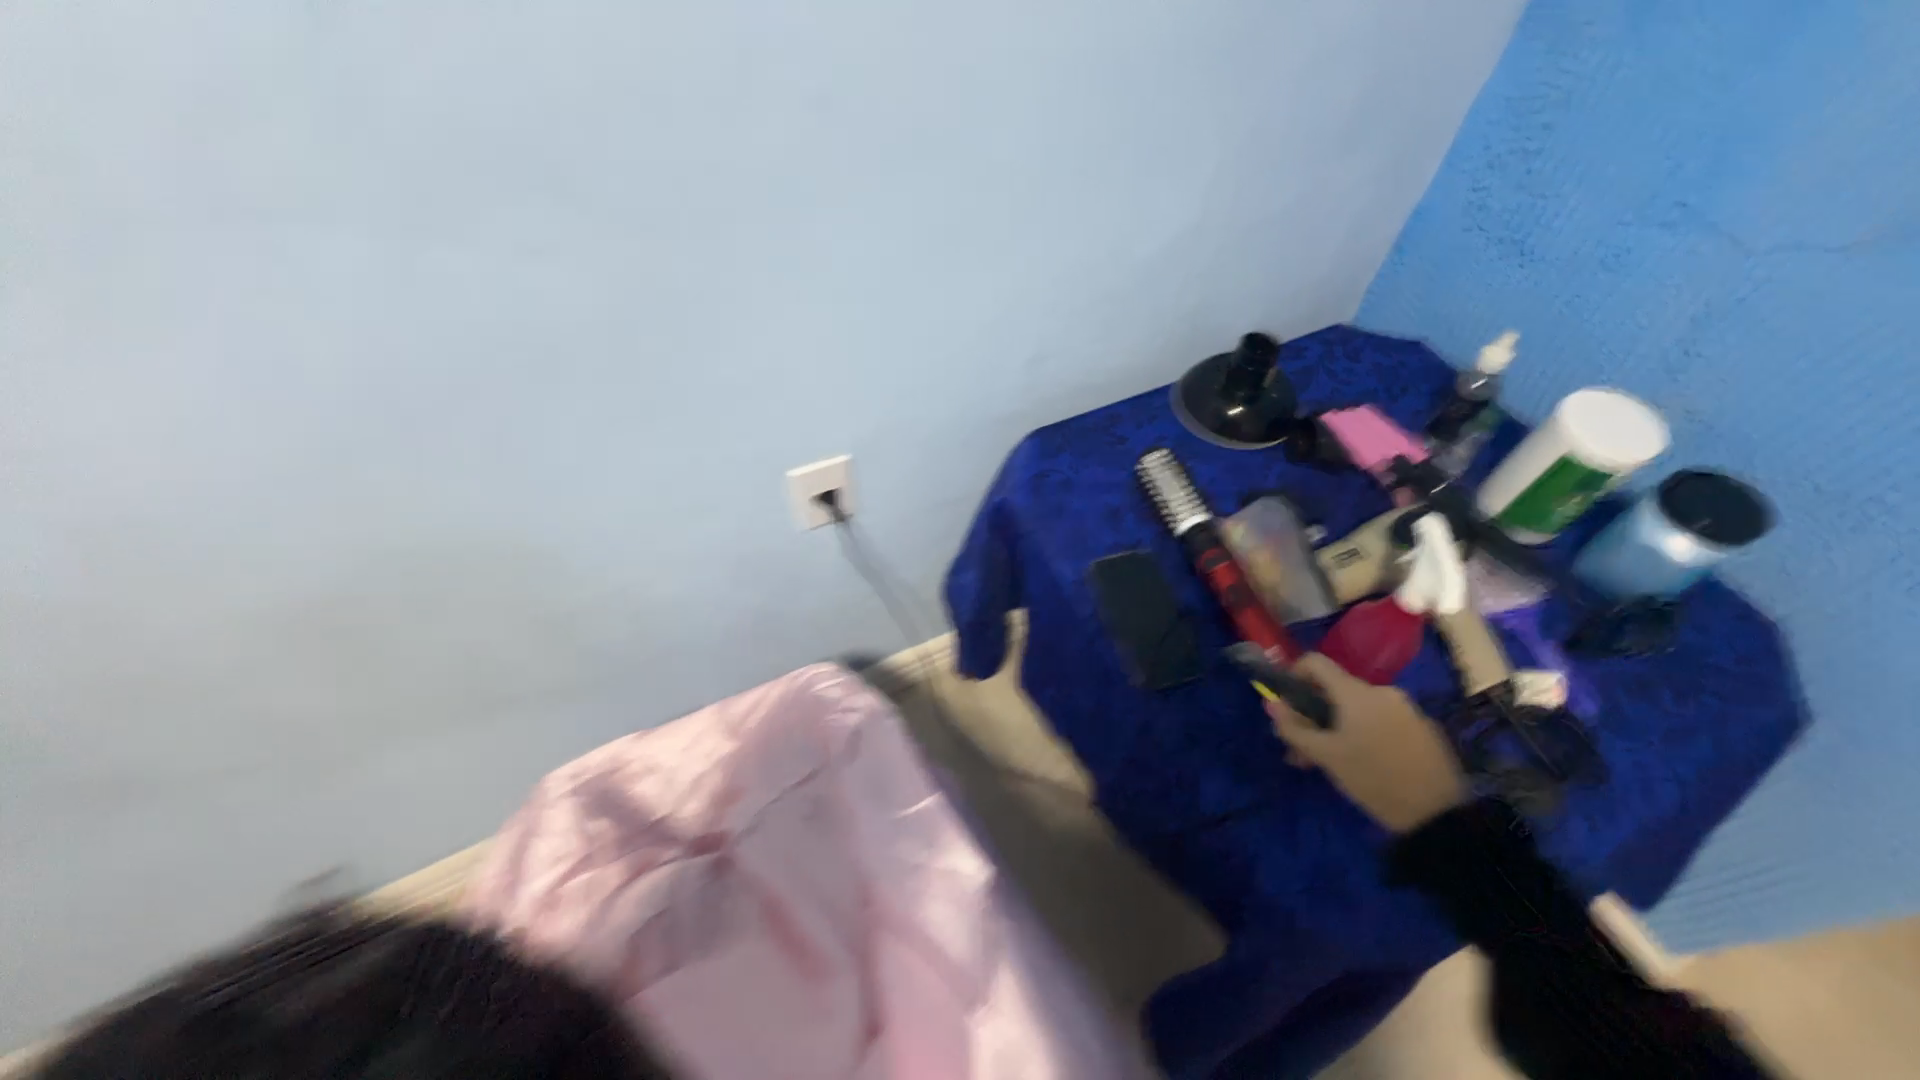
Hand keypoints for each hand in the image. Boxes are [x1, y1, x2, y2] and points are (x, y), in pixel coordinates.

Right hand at [1266, 653, 1469, 832]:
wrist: (1438, 813)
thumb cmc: (1373, 778)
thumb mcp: (1326, 756)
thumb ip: (1294, 729)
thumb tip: (1272, 705)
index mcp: (1356, 692)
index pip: (1315, 662)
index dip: (1293, 675)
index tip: (1285, 704)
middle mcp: (1382, 691)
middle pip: (1335, 691)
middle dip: (1312, 716)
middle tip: (1301, 750)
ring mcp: (1405, 708)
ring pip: (1357, 709)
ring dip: (1335, 729)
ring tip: (1328, 764)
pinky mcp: (1421, 728)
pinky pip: (1380, 720)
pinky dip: (1362, 734)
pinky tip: (1361, 764)